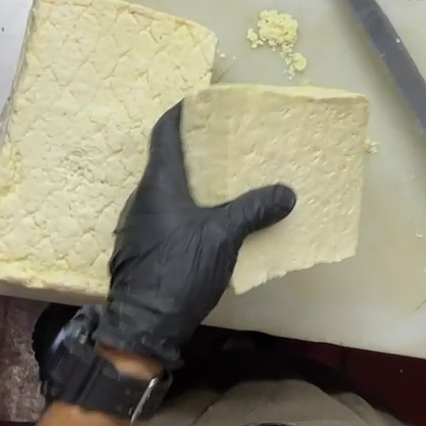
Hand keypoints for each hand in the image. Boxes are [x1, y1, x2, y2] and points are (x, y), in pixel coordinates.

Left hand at [97, 102, 295, 370]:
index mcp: (159, 184)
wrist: (144, 323)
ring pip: (165, 191)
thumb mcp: (224, 236)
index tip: (198, 102)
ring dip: (190, 183)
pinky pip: (164, 215)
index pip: (164, 134)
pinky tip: (206, 222)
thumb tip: (287, 192)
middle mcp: (142, 198)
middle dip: (193, 151)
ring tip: (222, 184)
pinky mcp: (139, 247)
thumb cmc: (180, 268)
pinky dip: (184, 208)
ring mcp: (137, 224)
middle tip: (224, 145)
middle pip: (165, 162)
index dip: (180, 114)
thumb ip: (254, 210)